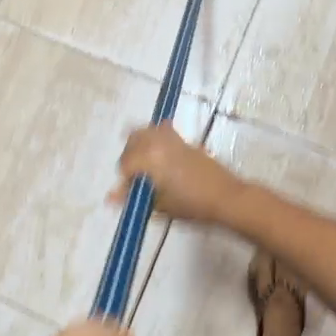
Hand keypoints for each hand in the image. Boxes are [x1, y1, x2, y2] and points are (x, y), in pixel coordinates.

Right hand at [113, 124, 250, 224]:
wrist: (226, 197)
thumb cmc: (192, 205)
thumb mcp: (160, 205)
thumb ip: (134, 197)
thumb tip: (110, 198)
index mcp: (150, 158)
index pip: (125, 163)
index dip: (123, 179)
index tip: (126, 193)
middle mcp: (159, 143)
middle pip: (133, 139)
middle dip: (129, 156)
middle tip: (132, 176)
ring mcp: (173, 139)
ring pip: (147, 130)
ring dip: (140, 143)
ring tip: (142, 163)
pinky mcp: (185, 141)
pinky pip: (165, 130)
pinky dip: (157, 136)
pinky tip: (159, 151)